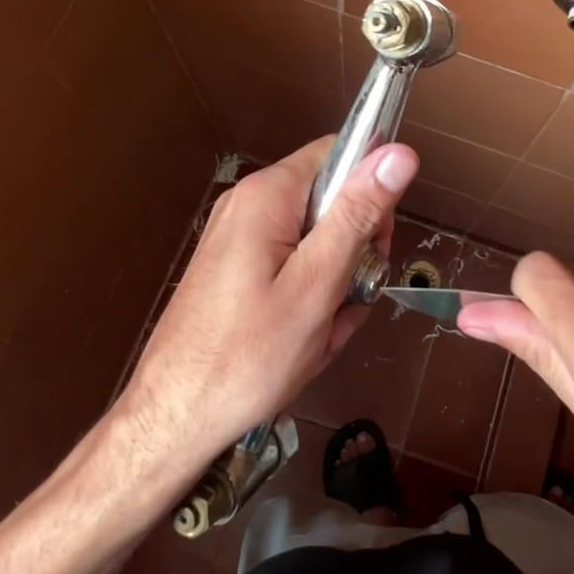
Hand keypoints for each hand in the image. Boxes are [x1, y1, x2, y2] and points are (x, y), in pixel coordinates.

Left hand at [115, 138, 417, 464]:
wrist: (172, 422)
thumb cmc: (248, 356)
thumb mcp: (317, 283)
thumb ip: (358, 214)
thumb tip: (400, 151)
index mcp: (267, 195)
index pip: (340, 154)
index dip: (370, 192)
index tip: (375, 244)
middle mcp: (249, 204)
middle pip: (330, 200)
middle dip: (353, 250)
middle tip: (347, 300)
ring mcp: (239, 238)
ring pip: (317, 241)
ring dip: (335, 284)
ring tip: (322, 331)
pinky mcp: (236, 269)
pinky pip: (293, 266)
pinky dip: (309, 298)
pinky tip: (305, 339)